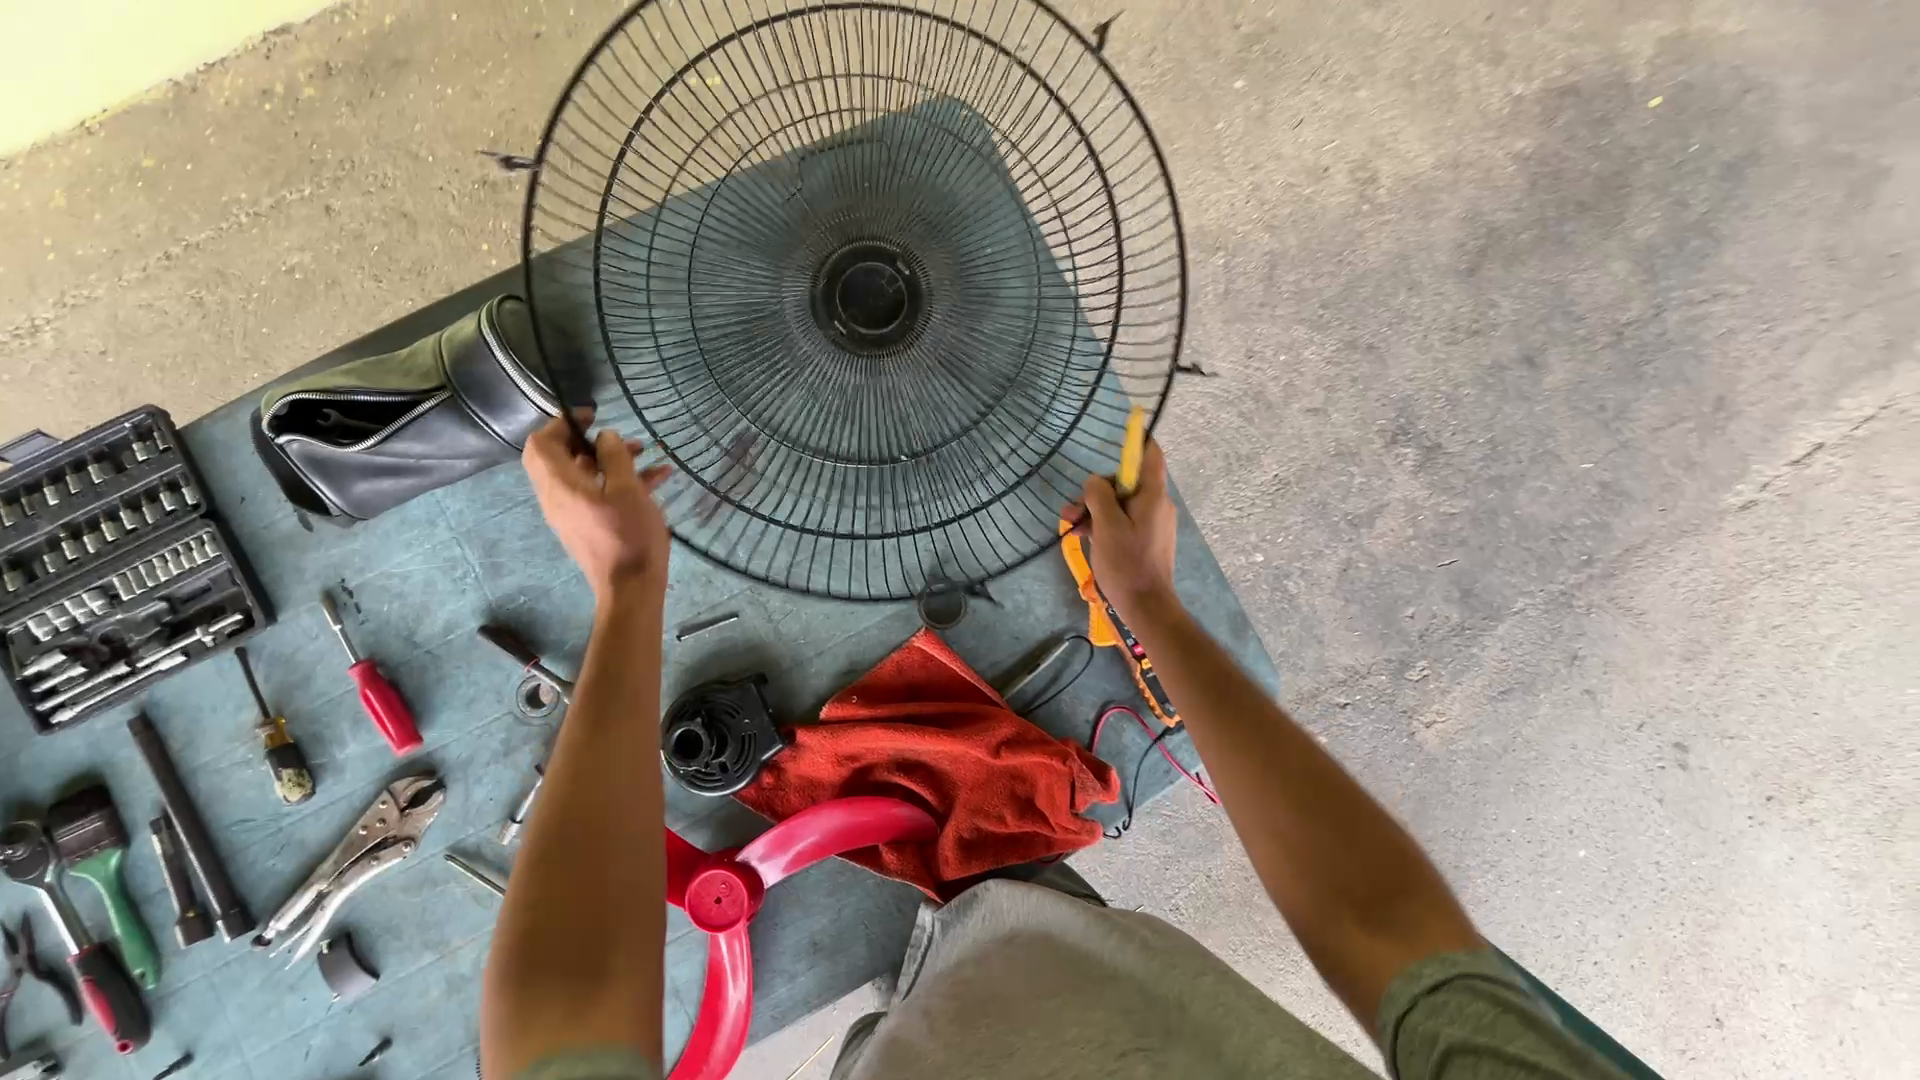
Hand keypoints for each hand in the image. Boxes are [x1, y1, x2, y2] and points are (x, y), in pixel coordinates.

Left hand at [522, 413, 672, 607]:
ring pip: (582, 475)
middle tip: (616, 436)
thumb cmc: (630, 536)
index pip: (540, 443)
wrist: (631, 588)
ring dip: (610, 460)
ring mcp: (571, 514)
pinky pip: (597, 494)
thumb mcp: (628, 490)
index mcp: (560, 485)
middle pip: (558, 458)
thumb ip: (615, 457)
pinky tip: (658, 477)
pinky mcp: (588, 527)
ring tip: (645, 453)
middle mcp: (557, 498)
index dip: (561, 423)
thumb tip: (605, 436)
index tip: (592, 415)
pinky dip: (620, 482)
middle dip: (588, 441)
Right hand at [1078, 439, 1177, 621]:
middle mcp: (1157, 505)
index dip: (1136, 440)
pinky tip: (1084, 537)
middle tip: (1072, 509)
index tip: (1119, 434)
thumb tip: (1095, 482)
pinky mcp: (1146, 541)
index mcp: (1152, 496)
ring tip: (1070, 526)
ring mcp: (1152, 524)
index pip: (1151, 454)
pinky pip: (1123, 522)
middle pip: (1126, 482)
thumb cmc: (1127, 564)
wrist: (1147, 606)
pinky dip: (1104, 525)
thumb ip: (1099, 496)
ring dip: (1094, 511)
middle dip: (1097, 491)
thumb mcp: (1106, 526)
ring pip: (1120, 504)